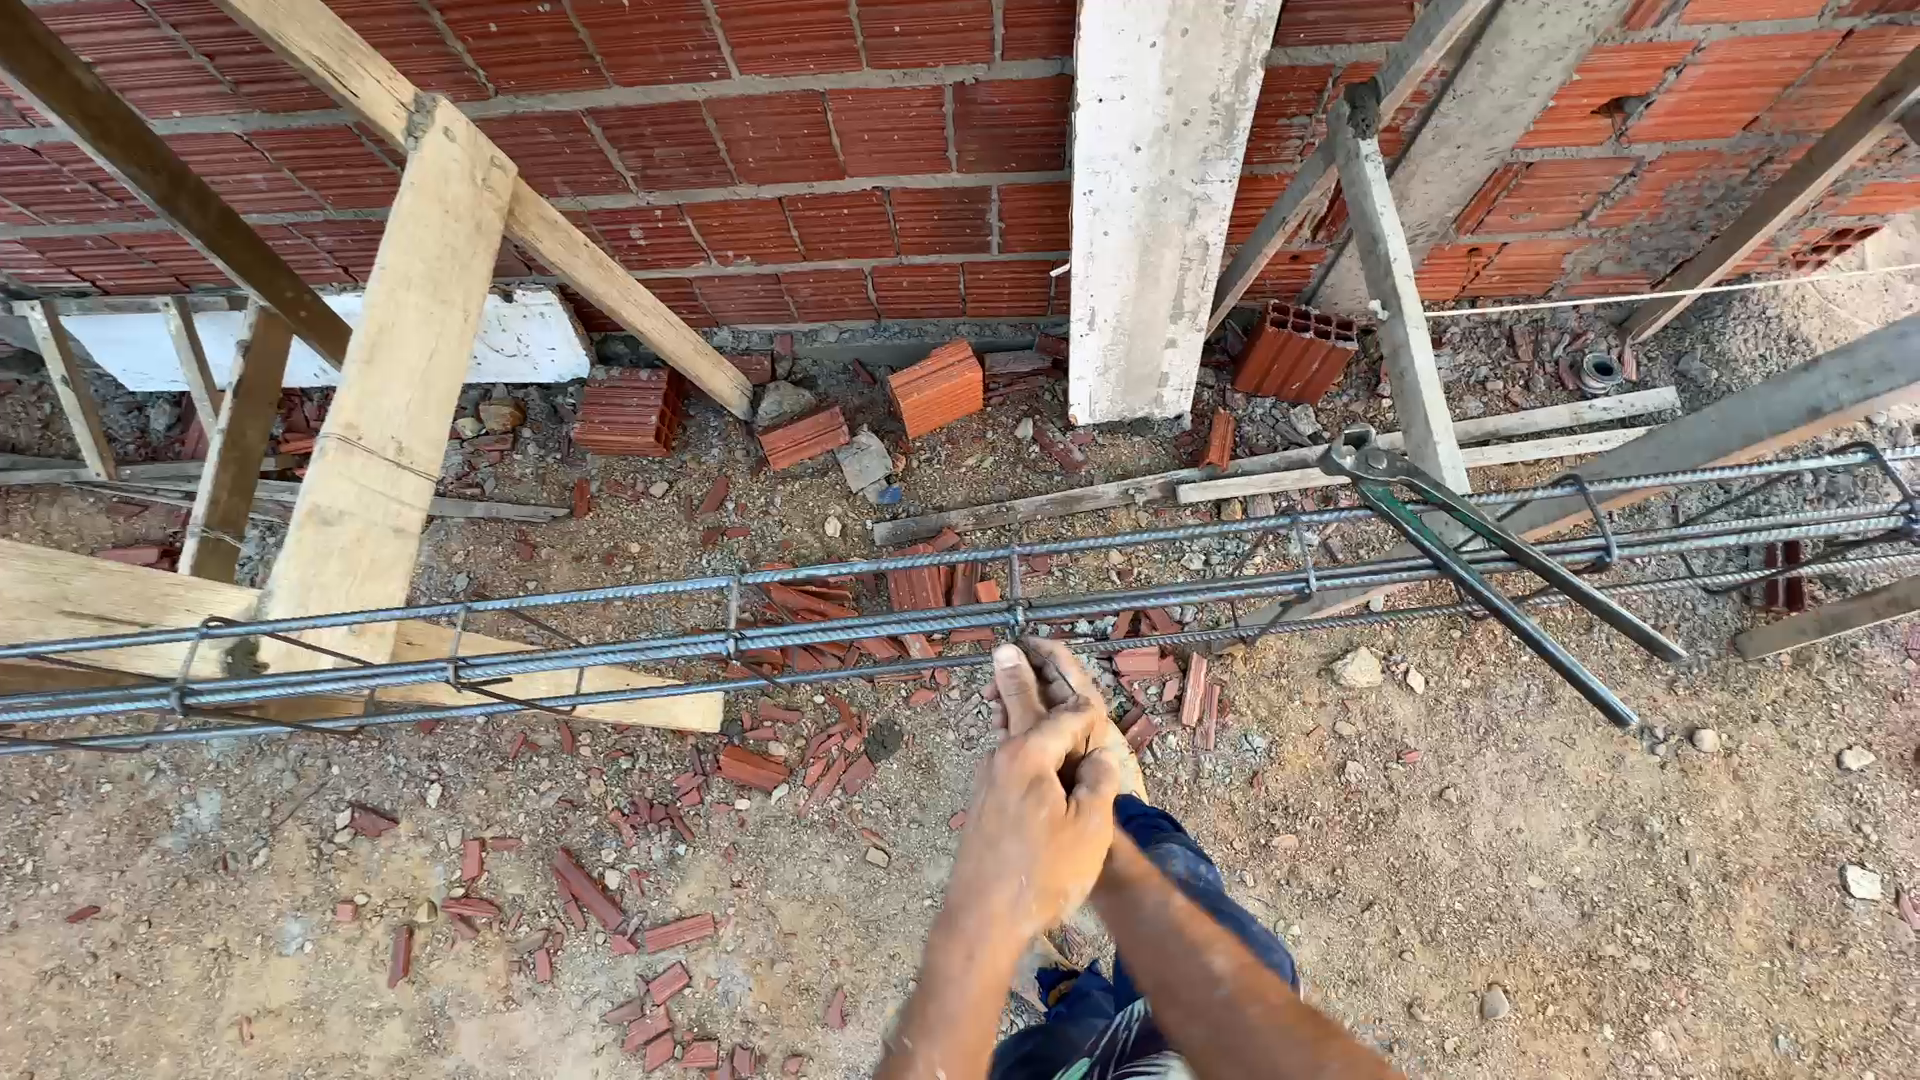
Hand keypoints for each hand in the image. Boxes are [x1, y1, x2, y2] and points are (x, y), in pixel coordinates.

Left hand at [944, 642, 1121, 942]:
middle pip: (1019, 707)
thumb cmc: (1042, 873)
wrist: (982, 918)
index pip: (1067, 718)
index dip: (1089, 714)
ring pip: (1010, 735)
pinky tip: (1017, 750)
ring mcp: (986, 781)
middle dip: (1019, 676)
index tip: (1101, 706)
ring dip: (1016, 708)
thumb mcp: (1088, 829)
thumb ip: (1099, 783)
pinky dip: (1016, 744)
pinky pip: (1005, 760)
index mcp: (1028, 756)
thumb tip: (1102, 755)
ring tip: (1010, 681)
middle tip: (1009, 644)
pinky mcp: (982, 804)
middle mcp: (1001, 758)